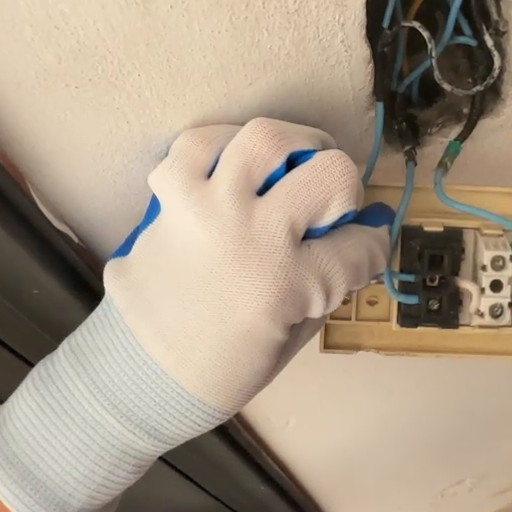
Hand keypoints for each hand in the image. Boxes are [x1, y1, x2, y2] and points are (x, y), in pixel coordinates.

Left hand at [0, 119, 389, 511]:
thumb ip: (332, 281)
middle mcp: (251, 236)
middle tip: (330, 202)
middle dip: (345, 186)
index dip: (371, 245)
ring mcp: (207, 209)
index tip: (364, 244)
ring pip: (266, 137)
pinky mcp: (170, 197)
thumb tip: (362, 229)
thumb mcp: (295, 335)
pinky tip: (235, 162)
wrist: (140, 373)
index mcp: (286, 286)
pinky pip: (197, 142)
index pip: (359, 246)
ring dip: (295, 145)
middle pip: (330, 174)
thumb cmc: (225, 366)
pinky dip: (222, 143)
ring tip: (294, 162)